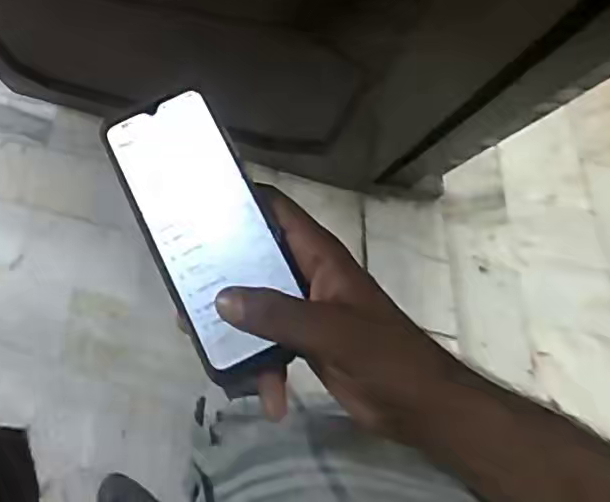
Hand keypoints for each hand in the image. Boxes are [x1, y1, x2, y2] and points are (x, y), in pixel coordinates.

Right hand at [217, 185, 455, 437]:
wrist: (426, 411)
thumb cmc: (387, 356)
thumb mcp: (331, 331)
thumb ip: (277, 314)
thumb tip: (221, 298)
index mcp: (316, 253)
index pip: (274, 208)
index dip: (240, 198)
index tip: (201, 205)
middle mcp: (304, 271)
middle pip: (252, 257)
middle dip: (220, 272)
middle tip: (183, 284)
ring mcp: (302, 305)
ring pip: (254, 302)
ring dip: (234, 327)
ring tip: (203, 345)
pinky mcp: (303, 339)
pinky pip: (266, 339)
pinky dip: (261, 364)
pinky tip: (266, 397)